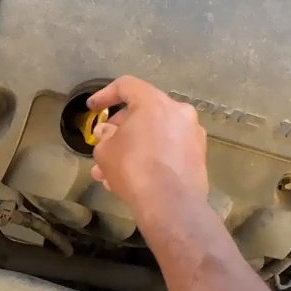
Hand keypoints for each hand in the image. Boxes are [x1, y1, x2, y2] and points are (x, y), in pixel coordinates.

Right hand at [88, 76, 209, 220]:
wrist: (171, 204)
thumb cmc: (133, 168)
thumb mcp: (105, 150)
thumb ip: (104, 135)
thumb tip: (107, 131)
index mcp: (154, 103)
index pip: (126, 86)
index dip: (105, 94)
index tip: (92, 108)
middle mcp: (178, 112)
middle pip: (143, 111)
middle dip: (120, 128)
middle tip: (104, 144)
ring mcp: (192, 134)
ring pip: (154, 134)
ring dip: (132, 146)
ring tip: (110, 171)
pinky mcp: (198, 156)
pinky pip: (168, 149)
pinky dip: (150, 156)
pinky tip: (132, 178)